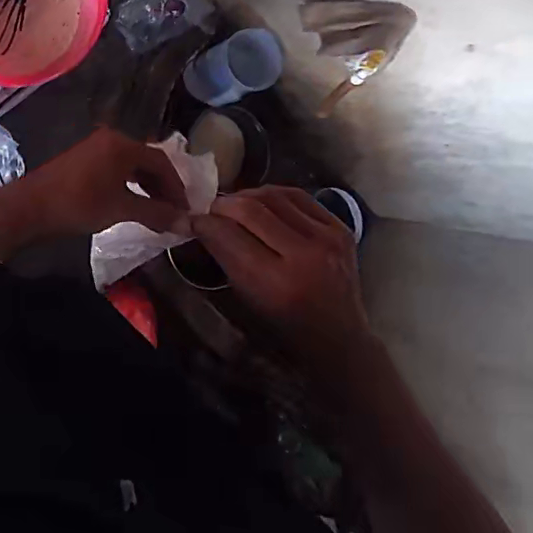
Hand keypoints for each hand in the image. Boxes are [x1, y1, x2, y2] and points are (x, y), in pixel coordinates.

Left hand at [8, 127, 189, 239]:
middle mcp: (110, 139)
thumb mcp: (120, 208)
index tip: (186, 210)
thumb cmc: (79, 203)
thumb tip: (185, 222)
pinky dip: (130, 185)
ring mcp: (95, 148)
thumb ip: (155, 213)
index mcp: (122, 144)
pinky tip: (134, 204)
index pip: (161, 161)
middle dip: (163, 187)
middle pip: (147, 161)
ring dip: (147, 188)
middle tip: (175, 213)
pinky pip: (117, 168)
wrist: (32, 206)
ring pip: (132, 165)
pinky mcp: (84, 159)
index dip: (177, 187)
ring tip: (158, 213)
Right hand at [192, 187, 373, 367]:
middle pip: (248, 208)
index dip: (203, 222)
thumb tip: (199, 220)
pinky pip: (296, 195)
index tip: (191, 219)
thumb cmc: (285, 325)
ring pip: (271, 195)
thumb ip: (224, 254)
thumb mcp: (246, 296)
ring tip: (235, 205)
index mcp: (276, 283)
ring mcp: (327, 239)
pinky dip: (273, 194)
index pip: (228, 234)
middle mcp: (304, 256)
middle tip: (211, 210)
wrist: (341, 338)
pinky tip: (263, 203)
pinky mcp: (341, 228)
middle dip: (222, 206)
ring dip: (245, 196)